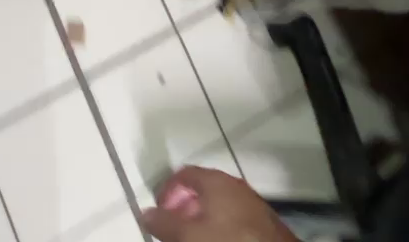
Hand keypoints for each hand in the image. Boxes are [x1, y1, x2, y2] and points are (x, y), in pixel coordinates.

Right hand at [139, 166, 294, 241]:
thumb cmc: (228, 241)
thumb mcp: (190, 235)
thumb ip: (164, 223)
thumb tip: (144, 212)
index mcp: (215, 180)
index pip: (184, 174)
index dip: (167, 191)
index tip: (159, 213)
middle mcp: (234, 185)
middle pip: (202, 189)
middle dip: (184, 208)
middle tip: (175, 229)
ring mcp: (252, 203)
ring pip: (219, 205)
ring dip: (203, 219)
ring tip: (194, 237)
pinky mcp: (264, 223)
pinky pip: (234, 218)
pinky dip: (221, 227)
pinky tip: (218, 240)